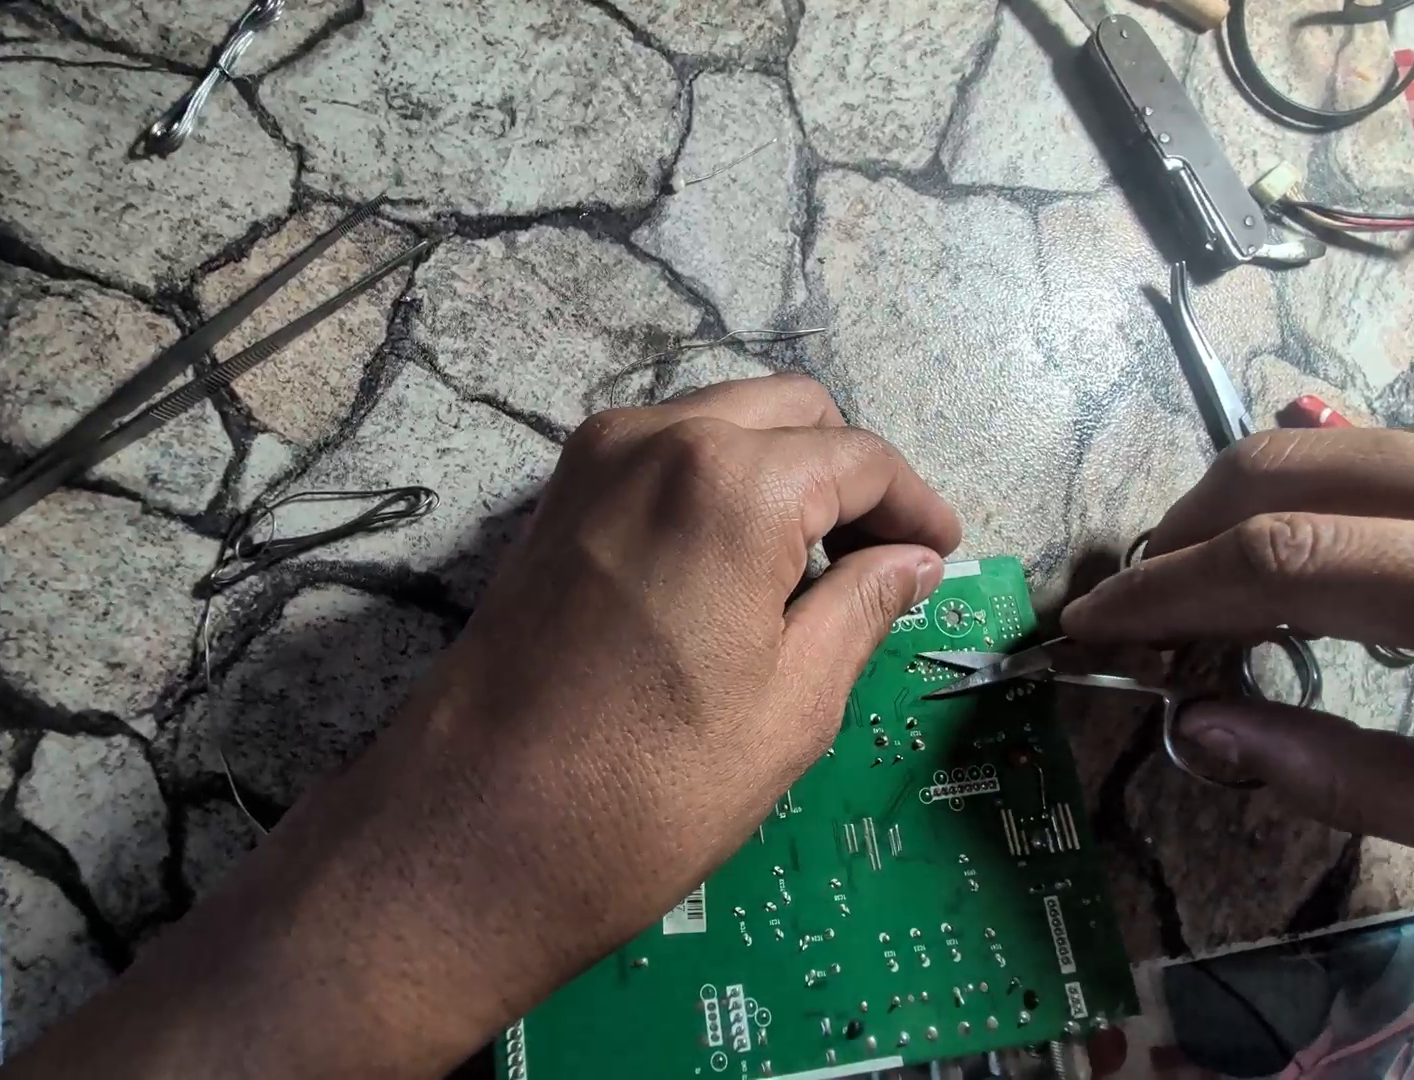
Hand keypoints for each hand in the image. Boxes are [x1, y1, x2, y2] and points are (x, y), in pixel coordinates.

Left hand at [5, 375, 960, 1078]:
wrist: (476, 830)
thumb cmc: (653, 784)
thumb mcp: (793, 703)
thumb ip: (863, 605)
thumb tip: (912, 559)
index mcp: (730, 479)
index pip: (857, 457)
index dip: (912, 502)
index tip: (938, 550)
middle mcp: (657, 435)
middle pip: (791, 413)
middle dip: (848, 473)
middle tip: (874, 556)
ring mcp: (594, 456)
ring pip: (726, 422)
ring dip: (783, 471)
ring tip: (807, 562)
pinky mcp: (559, 492)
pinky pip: (667, 452)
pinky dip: (719, 481)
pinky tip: (732, 555)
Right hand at [1061, 428, 1413, 906]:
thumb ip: (1360, 779)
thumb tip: (1203, 727)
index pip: (1290, 559)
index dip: (1165, 588)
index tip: (1093, 621)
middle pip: (1289, 464)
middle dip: (1180, 529)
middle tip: (1143, 602)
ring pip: (1333, 449)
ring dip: (1234, 513)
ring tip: (1209, 590)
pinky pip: (1389, 463)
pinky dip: (1304, 511)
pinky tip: (1314, 579)